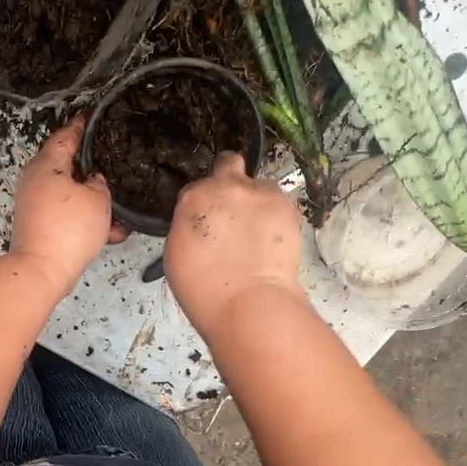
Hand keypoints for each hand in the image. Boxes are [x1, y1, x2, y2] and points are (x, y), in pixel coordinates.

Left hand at [9, 116, 127, 286]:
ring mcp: (35, 205)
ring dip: (94, 205)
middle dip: (92, 172)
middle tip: (112, 167)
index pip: (65, 136)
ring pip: (71, 196)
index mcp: (47, 165)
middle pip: (67, 168)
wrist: (41, 272)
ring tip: (119, 217)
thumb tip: (93, 182)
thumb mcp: (97, 199)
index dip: (81, 126)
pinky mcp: (38, 226)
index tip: (89, 117)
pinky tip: (110, 234)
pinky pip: (66, 217)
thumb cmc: (67, 232)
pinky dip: (86, 222)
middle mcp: (36, 181)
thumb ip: (99, 184)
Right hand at [165, 153, 306, 330]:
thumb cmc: (203, 289)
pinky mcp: (288, 206)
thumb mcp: (177, 254)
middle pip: (229, 163)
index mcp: (193, 198)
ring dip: (257, 203)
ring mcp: (261, 193)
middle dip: (231, 179)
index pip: (196, 189)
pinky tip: (273, 243)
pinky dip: (277, 218)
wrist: (248, 302)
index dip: (203, 205)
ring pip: (260, 187)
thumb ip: (188, 226)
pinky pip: (281, 204)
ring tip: (259, 236)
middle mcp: (227, 186)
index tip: (208, 223)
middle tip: (234, 210)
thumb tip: (204, 223)